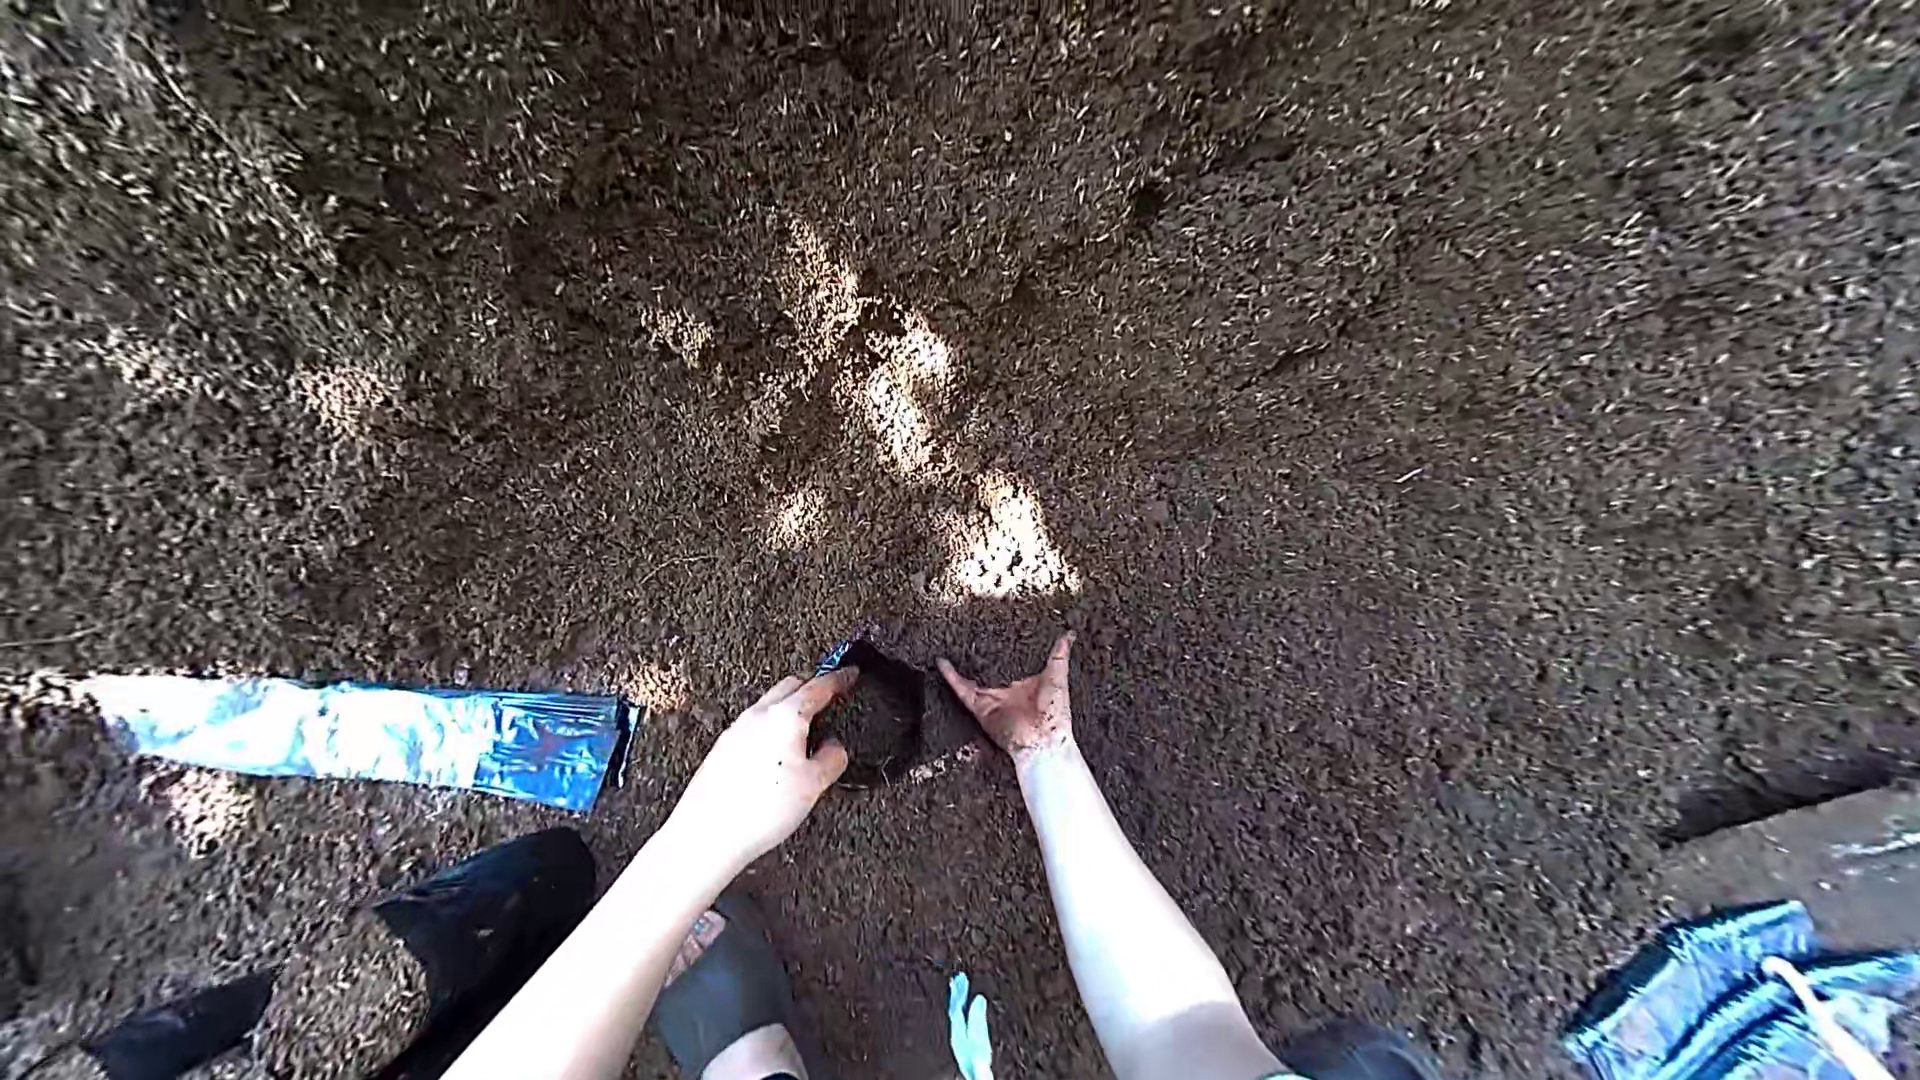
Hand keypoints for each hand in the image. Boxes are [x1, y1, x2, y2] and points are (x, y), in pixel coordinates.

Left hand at [667, 667, 855, 870]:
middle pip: (790, 686)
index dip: (839, 679)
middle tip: (828, 696)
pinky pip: (753, 726)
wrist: (708, 835)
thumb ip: (832, 759)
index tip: (848, 674)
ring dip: (789, 708)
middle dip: (812, 686)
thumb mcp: (815, 785)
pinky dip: (770, 728)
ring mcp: (737, 730)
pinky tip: (774, 754)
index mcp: (785, 716)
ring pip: (769, 705)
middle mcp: (758, 715)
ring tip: (803, 730)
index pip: (819, 686)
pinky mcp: (722, 748)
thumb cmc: (758, 809)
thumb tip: (834, 749)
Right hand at [937, 632, 1075, 764]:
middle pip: (987, 670)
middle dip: (977, 655)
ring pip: (971, 679)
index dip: (1002, 649)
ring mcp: (991, 699)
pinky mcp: (980, 707)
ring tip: (949, 646)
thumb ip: (1059, 655)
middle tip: (968, 635)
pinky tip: (942, 663)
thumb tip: (1068, 635)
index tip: (995, 631)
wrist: (1043, 739)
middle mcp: (1005, 691)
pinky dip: (951, 677)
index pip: (1010, 662)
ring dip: (960, 665)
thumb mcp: (1057, 676)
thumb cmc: (1054, 713)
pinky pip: (962, 691)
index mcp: (1023, 684)